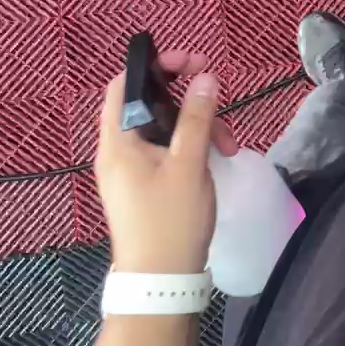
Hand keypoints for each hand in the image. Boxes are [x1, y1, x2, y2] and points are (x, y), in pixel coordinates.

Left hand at [93, 50, 238, 273]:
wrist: (160, 282)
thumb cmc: (170, 219)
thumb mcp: (189, 164)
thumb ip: (198, 117)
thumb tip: (206, 76)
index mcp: (118, 143)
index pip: (125, 85)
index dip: (156, 65)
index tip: (193, 63)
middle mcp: (118, 151)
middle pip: (148, 103)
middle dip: (187, 97)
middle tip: (217, 96)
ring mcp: (130, 169)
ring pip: (163, 127)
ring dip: (197, 124)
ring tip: (226, 143)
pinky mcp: (145, 184)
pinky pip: (166, 148)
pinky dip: (191, 144)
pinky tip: (216, 157)